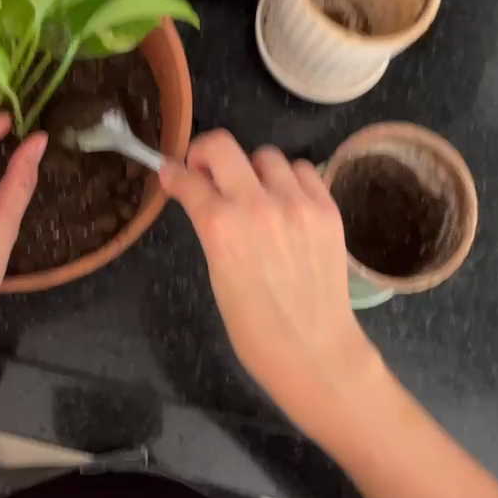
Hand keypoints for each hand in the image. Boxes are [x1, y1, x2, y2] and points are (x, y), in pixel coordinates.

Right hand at [162, 131, 383, 423]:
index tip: (171, 173)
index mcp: (220, 227)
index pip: (188, 180)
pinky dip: (288, 180)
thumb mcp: (218, 276)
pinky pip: (302, 171)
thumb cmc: (254, 330)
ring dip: (252, 170)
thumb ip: (210, 231)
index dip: (173, 174)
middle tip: (205, 171)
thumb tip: (202, 203)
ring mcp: (297, 203)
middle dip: (205, 154)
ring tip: (253, 193)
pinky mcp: (326, 209)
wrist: (313, 350)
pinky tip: (285, 203)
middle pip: (223, 147)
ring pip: (267, 156)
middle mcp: (257, 205)